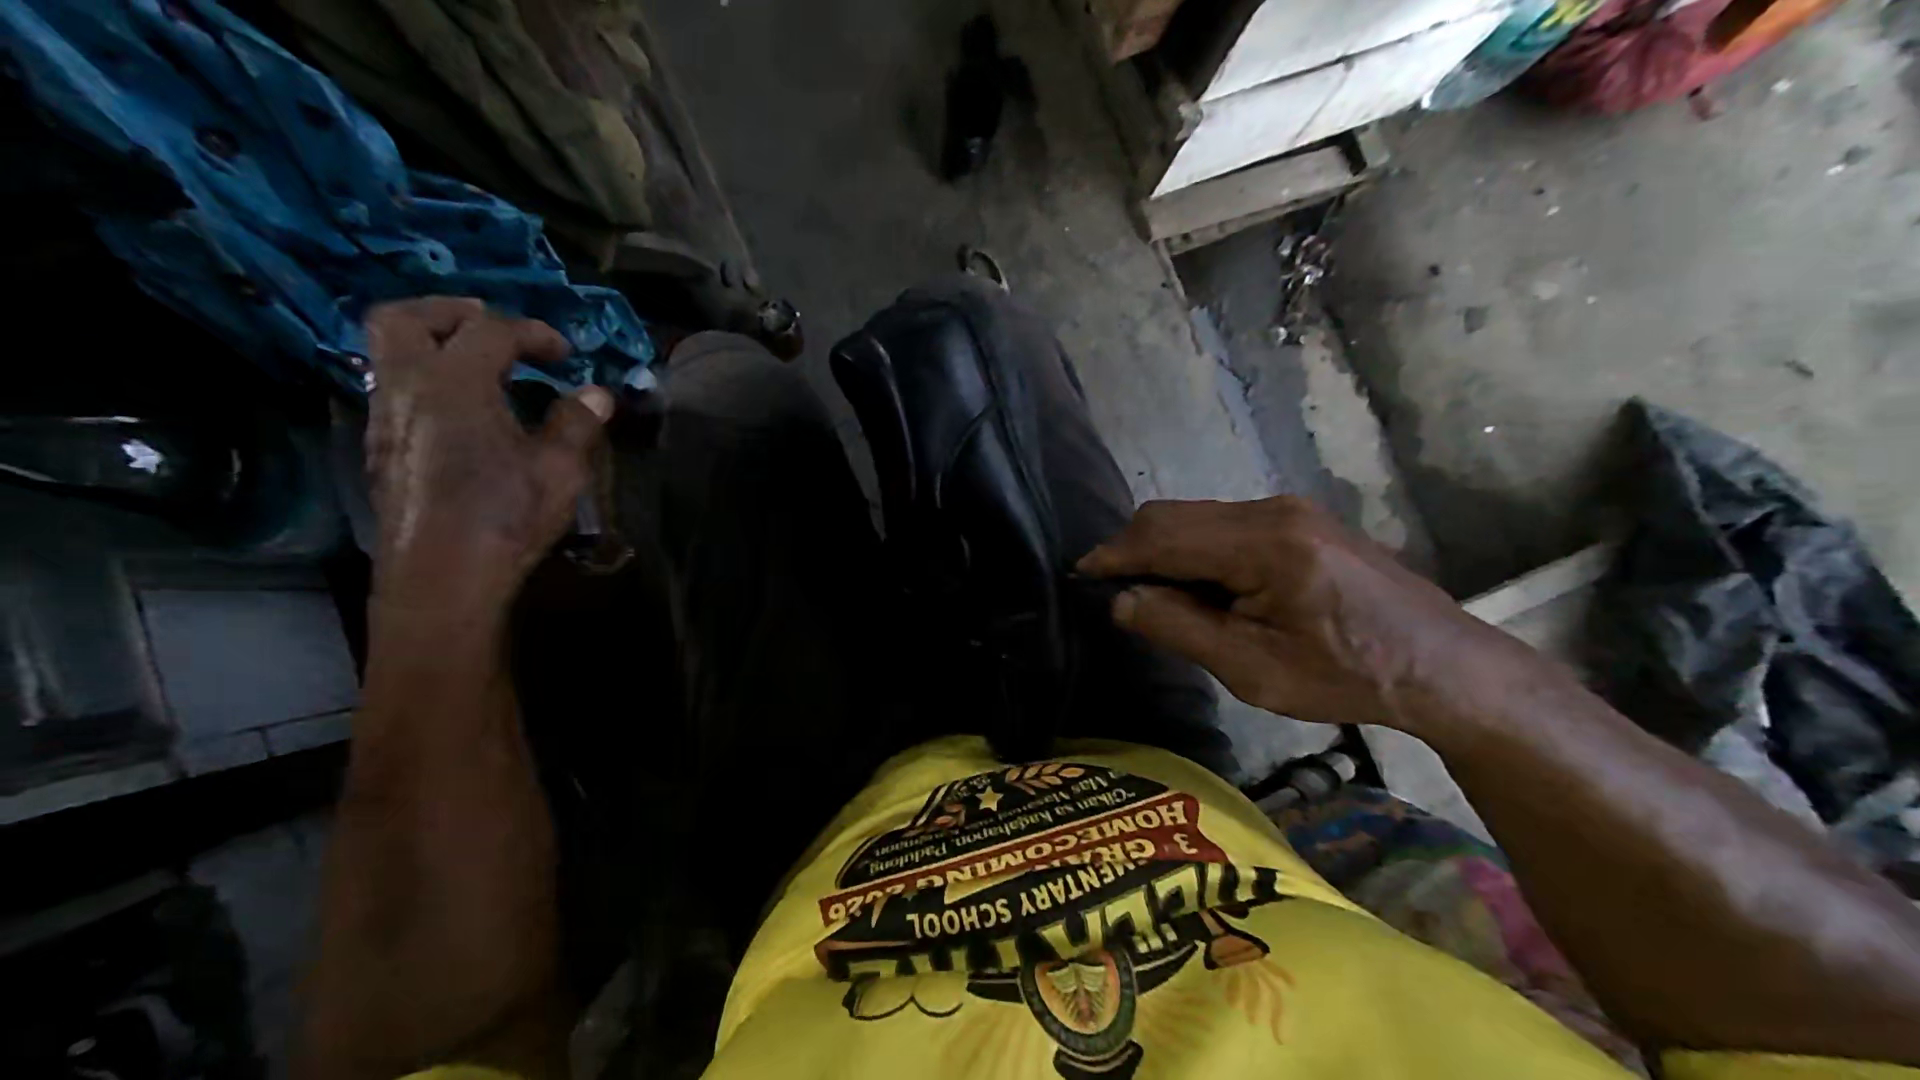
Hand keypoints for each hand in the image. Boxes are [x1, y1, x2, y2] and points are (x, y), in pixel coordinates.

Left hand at [364, 298, 612, 606]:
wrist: (443, 576)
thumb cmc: (505, 516)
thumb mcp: (560, 469)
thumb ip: (577, 423)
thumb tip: (596, 394)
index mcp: (453, 384)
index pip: (490, 331)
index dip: (532, 332)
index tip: (566, 354)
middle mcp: (406, 389)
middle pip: (405, 319)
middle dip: (451, 311)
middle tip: (494, 325)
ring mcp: (385, 419)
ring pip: (390, 354)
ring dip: (435, 345)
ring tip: (483, 366)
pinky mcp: (383, 449)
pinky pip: (396, 390)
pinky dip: (429, 379)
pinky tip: (466, 411)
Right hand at [1077, 497, 1512, 734]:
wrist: (1443, 666)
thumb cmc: (1350, 677)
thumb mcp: (1257, 669)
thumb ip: (1182, 628)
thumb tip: (1122, 600)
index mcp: (1266, 545)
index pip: (1163, 536)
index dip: (1113, 555)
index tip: (1080, 576)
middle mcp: (1273, 510)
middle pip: (1173, 515)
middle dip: (1132, 550)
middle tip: (1115, 595)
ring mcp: (1288, 509)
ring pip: (1195, 516)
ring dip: (1163, 550)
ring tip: (1156, 598)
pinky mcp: (1297, 520)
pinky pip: (1222, 524)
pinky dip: (1193, 549)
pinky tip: (1200, 588)